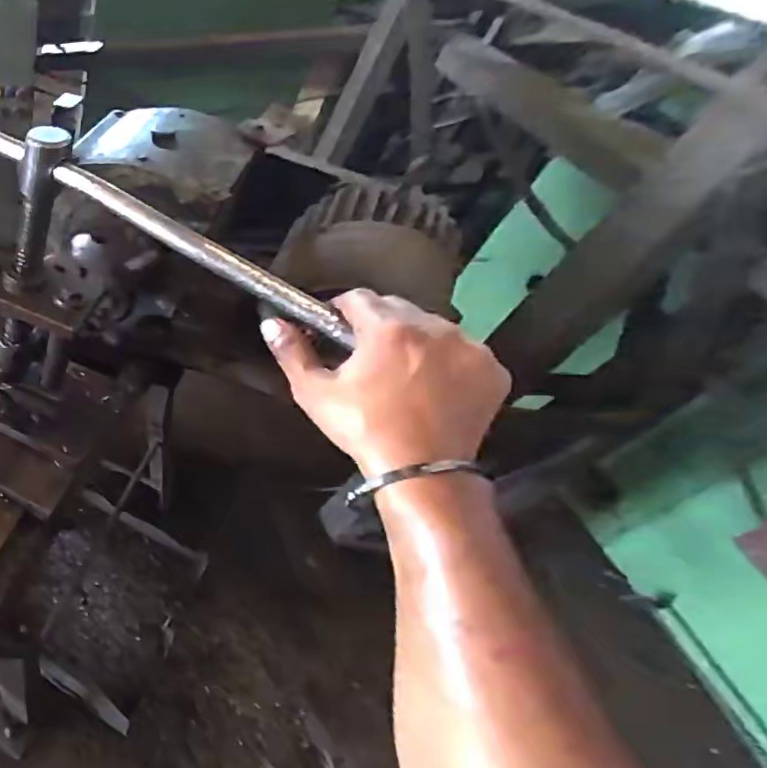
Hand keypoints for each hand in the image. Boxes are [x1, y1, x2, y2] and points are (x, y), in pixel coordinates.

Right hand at [259, 289, 510, 476]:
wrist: (422, 470)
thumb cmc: (361, 427)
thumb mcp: (314, 393)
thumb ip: (292, 353)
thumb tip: (272, 324)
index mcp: (389, 328)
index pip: (359, 297)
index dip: (339, 310)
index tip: (332, 330)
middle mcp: (435, 327)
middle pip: (398, 308)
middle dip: (377, 324)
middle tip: (363, 357)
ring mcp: (471, 348)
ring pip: (433, 328)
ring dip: (413, 339)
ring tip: (399, 373)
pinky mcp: (494, 370)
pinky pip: (463, 352)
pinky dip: (446, 361)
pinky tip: (430, 388)